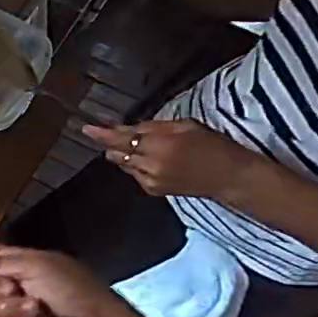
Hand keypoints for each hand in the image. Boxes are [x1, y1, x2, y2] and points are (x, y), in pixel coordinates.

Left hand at [83, 120, 269, 199]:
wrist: (231, 177)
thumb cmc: (214, 146)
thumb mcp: (186, 127)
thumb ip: (153, 127)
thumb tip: (126, 127)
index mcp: (161, 145)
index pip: (121, 138)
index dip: (102, 134)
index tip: (86, 129)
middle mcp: (150, 164)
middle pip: (116, 152)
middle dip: (113, 143)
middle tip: (117, 134)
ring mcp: (148, 179)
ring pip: (122, 164)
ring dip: (125, 154)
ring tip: (144, 147)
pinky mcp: (151, 189)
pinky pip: (133, 174)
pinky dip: (135, 165)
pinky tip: (153, 161)